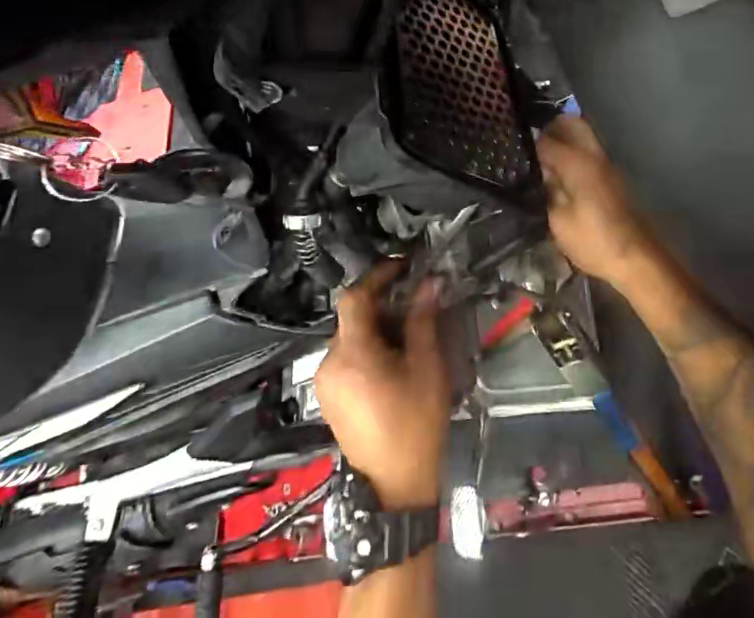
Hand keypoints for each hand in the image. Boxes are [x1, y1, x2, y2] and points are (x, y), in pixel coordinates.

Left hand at [315, 264, 450, 509]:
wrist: (395, 486)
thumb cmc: (416, 425)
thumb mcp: (427, 368)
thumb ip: (423, 321)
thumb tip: (429, 283)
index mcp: (352, 354)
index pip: (355, 298)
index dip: (377, 277)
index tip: (402, 268)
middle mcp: (328, 363)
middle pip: (352, 318)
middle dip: (382, 306)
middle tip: (413, 306)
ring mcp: (324, 382)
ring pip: (348, 338)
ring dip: (374, 328)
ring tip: (405, 337)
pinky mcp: (326, 397)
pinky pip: (343, 358)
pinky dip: (365, 349)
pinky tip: (389, 362)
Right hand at [537, 116, 664, 289]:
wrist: (637, 259)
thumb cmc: (594, 241)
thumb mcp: (558, 220)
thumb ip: (546, 190)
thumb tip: (538, 172)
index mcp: (578, 162)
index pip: (546, 140)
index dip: (527, 142)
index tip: (511, 148)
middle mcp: (594, 155)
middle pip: (572, 123)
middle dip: (550, 128)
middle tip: (530, 145)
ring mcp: (607, 165)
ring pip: (583, 136)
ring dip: (563, 140)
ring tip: (541, 160)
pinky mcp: (612, 178)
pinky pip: (589, 153)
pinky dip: (574, 154)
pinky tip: (559, 175)